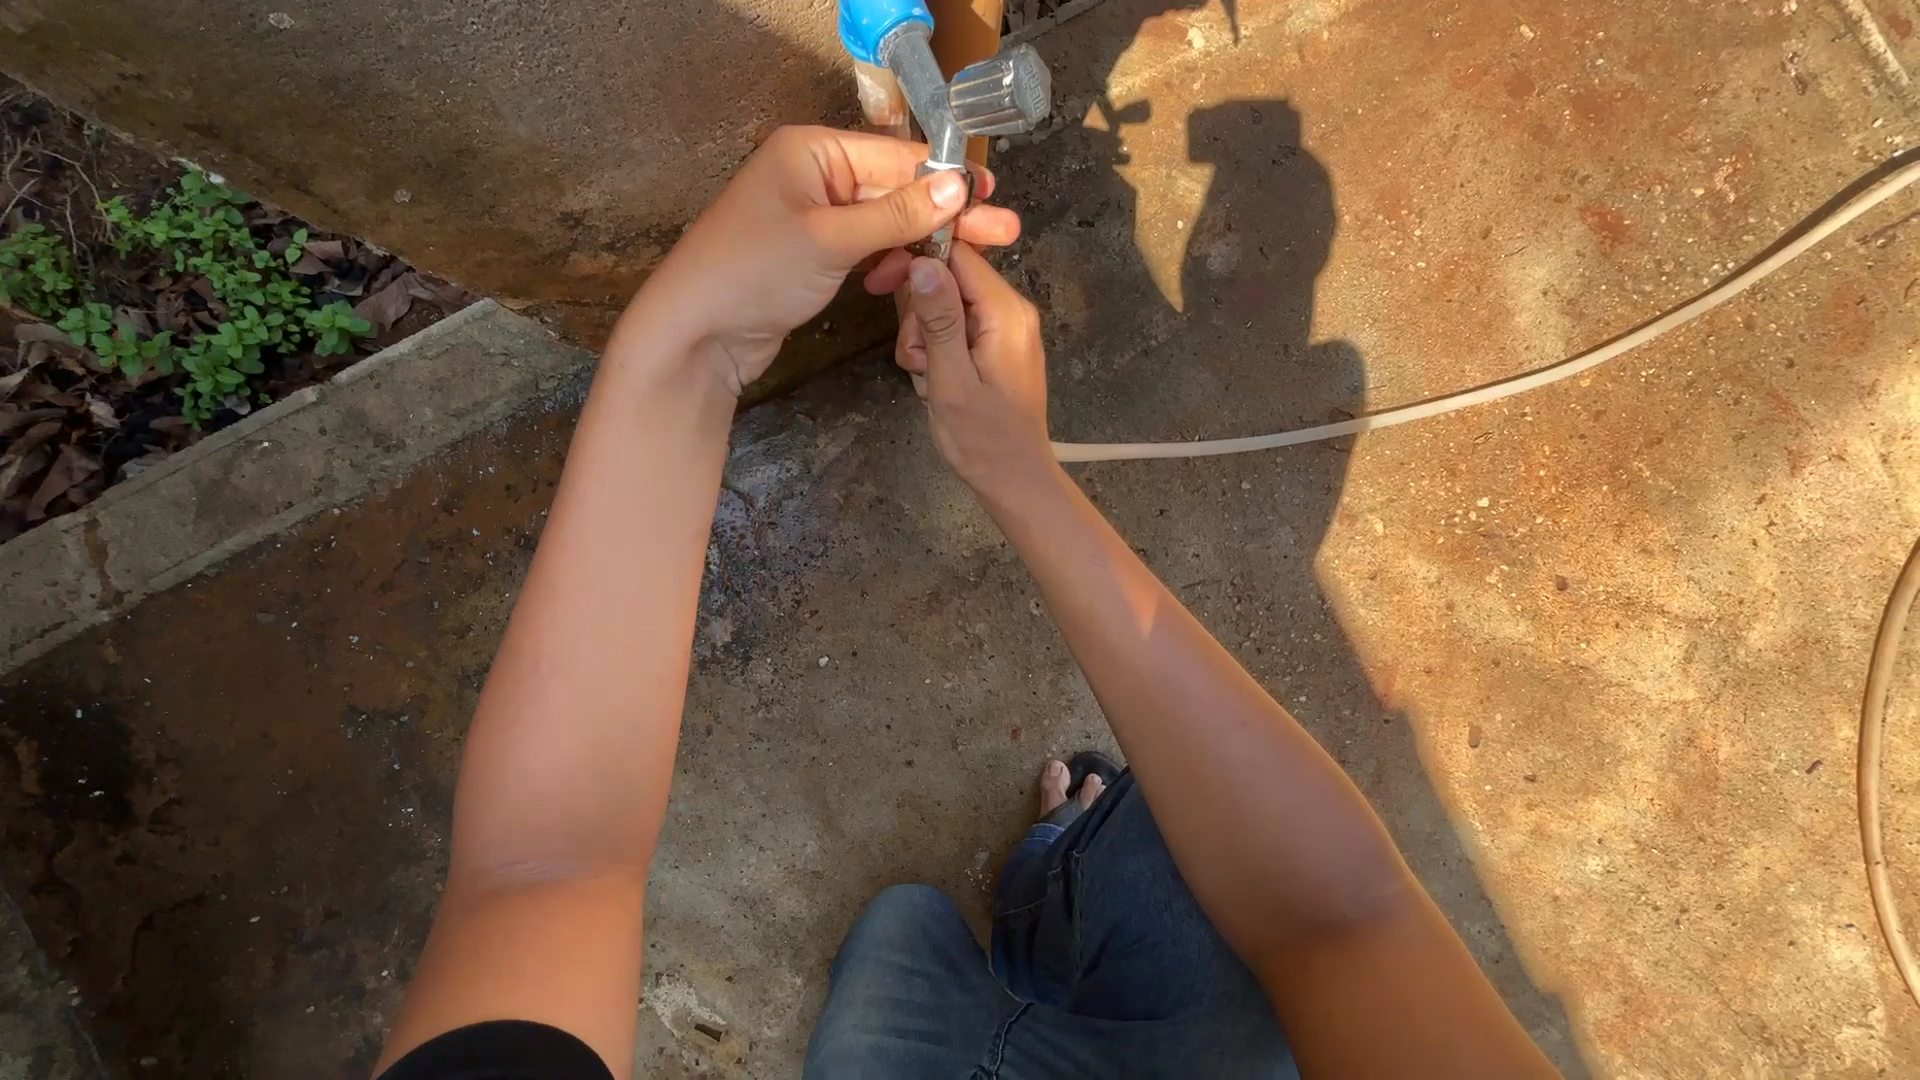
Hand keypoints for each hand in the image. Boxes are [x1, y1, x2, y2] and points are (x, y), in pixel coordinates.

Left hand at [625, 126, 1018, 394]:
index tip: (991, 195)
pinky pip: (864, 252)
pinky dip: (885, 266)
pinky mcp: (812, 258)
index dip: (945, 179)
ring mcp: (812, 219)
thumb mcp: (831, 239)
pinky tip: (897, 284)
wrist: (698, 334)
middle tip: (1002, 232)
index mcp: (812, 152)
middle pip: (893, 191)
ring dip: (915, 246)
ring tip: (953, 268)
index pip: (895, 157)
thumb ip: (896, 215)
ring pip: (882, 226)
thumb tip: (956, 188)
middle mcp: (813, 178)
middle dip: (944, 216)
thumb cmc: (753, 273)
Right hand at [896, 243, 1055, 500]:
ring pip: (946, 311)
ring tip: (933, 383)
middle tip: (923, 364)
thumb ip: (938, 320)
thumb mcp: (951, 380)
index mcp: (1005, 312)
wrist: (1015, 482)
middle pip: (948, 282)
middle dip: (921, 320)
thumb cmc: (983, 440)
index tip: (888, 288)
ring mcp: (1004, 331)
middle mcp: (1011, 312)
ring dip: (926, 344)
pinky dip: (939, 357)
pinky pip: (956, 334)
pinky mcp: (996, 350)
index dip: (918, 264)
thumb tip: (922, 262)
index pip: (957, 254)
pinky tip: (941, 387)